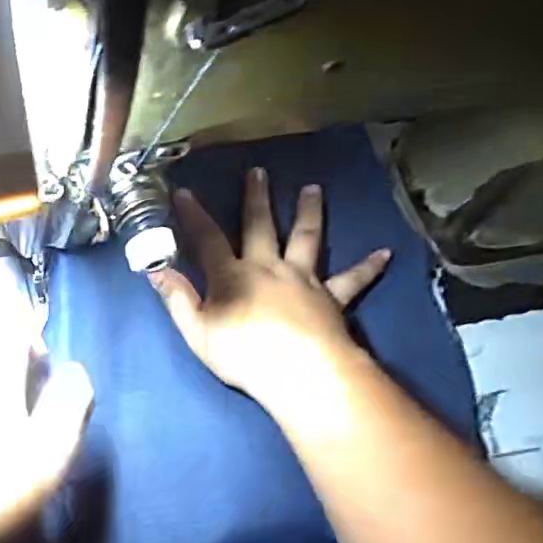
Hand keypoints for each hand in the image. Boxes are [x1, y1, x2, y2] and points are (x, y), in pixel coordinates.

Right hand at [151, 167, 389, 419]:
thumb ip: (179, 300)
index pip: (208, 240)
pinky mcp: (332, 297)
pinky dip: (367, 267)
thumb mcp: (198, 332)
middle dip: (256, 199)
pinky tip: (384, 254)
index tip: (185, 193)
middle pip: (261, 227)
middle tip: (259, 171)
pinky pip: (352, 280)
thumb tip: (157, 270)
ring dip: (309, 212)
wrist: (299, 371)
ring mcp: (303, 279)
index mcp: (233, 277)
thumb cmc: (243, 355)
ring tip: (313, 189)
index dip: (194, 216)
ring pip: (307, 238)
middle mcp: (268, 268)